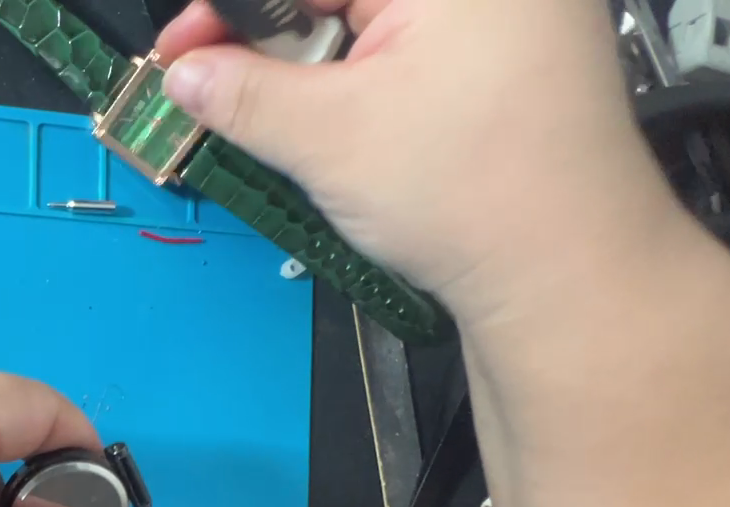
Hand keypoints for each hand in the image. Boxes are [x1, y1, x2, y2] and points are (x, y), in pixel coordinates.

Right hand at [154, 0, 693, 328]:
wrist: (554, 259)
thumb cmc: (461, 188)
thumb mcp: (330, 138)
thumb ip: (246, 96)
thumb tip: (181, 71)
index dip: (228, 9)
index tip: (176, 52)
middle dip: (261, 37)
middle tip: (206, 84)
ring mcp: (491, 10)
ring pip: (357, 19)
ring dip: (296, 62)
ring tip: (257, 109)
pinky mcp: (489, 48)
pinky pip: (390, 43)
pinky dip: (338, 75)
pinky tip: (314, 113)